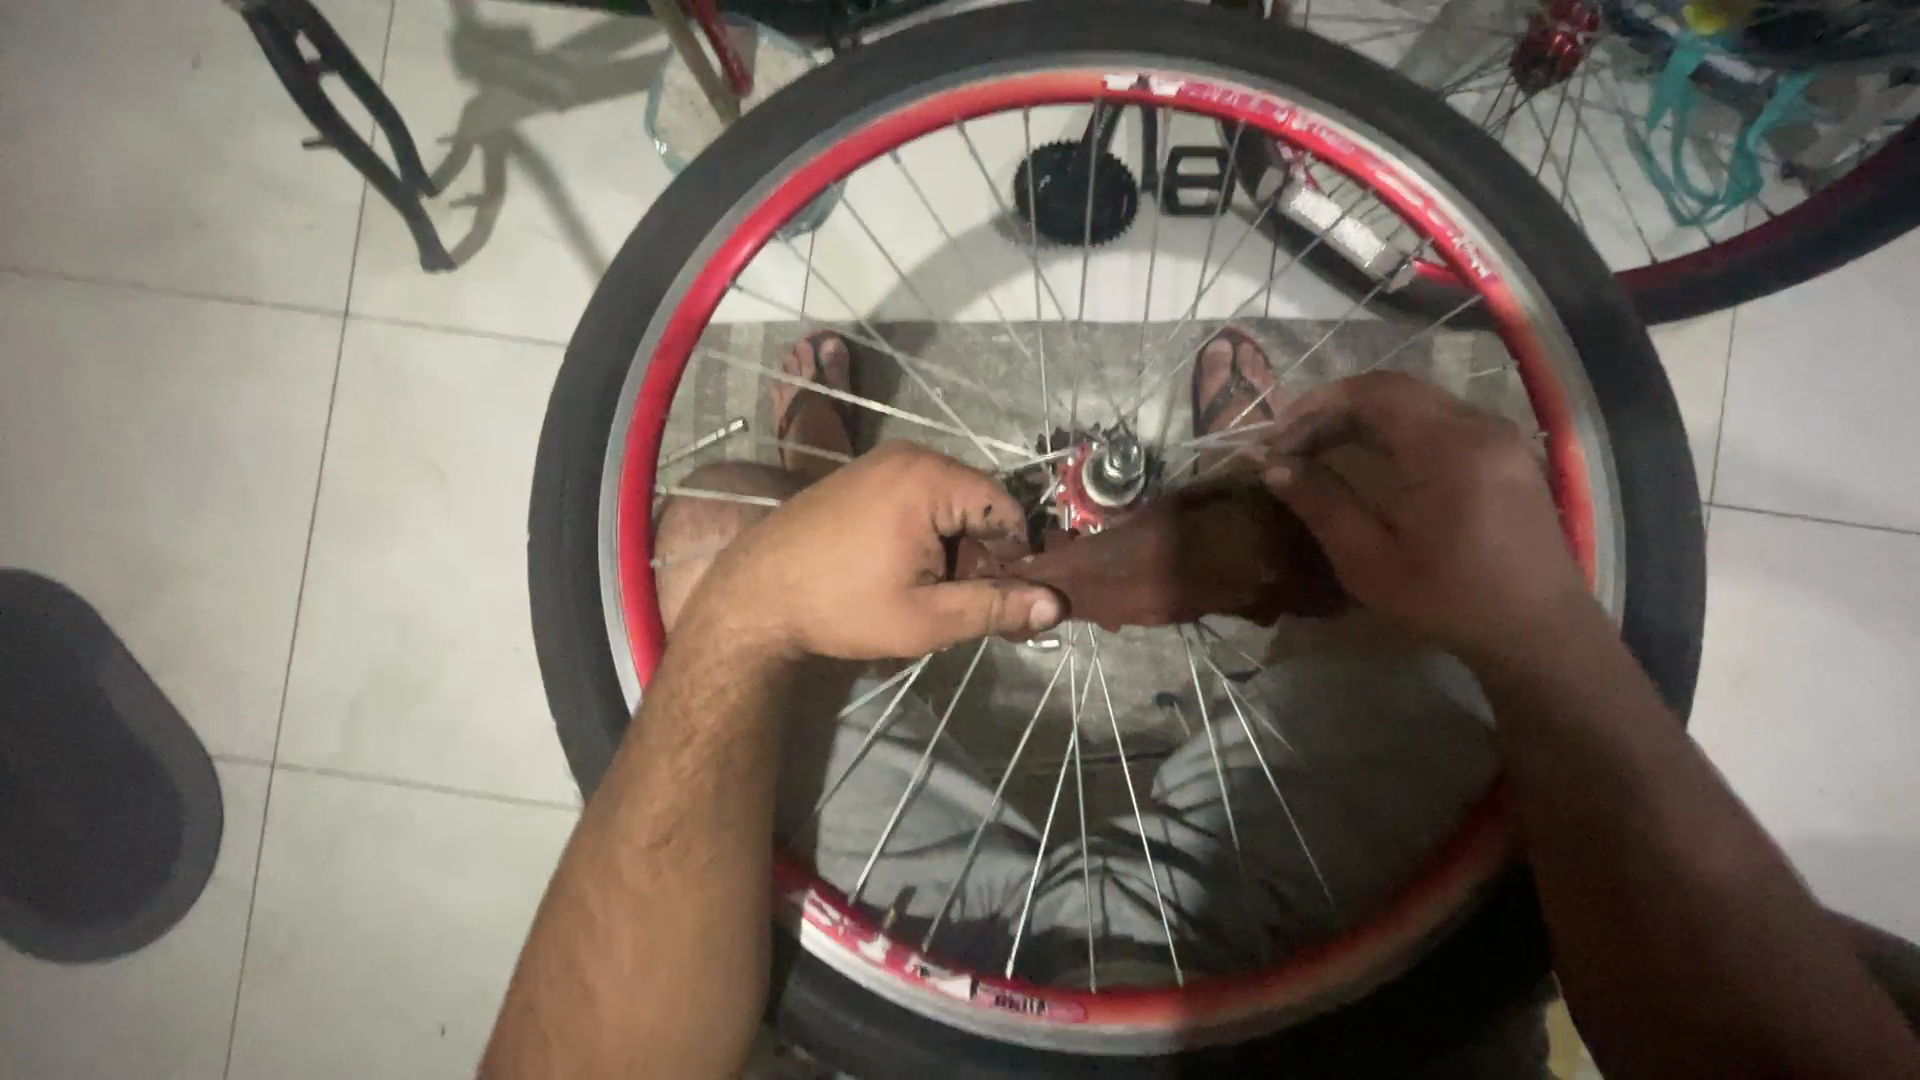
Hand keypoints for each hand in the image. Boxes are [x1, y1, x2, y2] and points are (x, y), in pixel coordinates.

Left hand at [687, 441, 1064, 660]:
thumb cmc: (842, 607)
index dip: (1015, 554)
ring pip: (948, 498)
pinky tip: (902, 565)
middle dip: (981, 549)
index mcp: (930, 478)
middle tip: (960, 596)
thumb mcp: (926, 618)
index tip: (1000, 595)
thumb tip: (1059, 603)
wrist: (754, 596)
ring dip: (952, 542)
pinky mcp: (861, 474)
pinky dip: (925, 528)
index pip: (1007, 507)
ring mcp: (880, 461)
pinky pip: (916, 494)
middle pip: (977, 499)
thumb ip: (995, 606)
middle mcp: (909, 455)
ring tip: (929, 586)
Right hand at [1259, 372, 1594, 658]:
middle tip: (1292, 443)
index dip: (1316, 407)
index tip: (1278, 441)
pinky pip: (1439, 418)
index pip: (1372, 393)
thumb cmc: (1448, 599)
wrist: (1537, 629)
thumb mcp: (1369, 561)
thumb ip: (1322, 505)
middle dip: (1334, 409)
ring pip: (1417, 400)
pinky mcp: (1505, 452)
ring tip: (1321, 449)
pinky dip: (1394, 427)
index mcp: (1447, 448)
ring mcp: (1499, 436)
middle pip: (1394, 389)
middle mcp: (1479, 426)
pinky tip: (1369, 459)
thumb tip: (1275, 468)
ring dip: (1362, 416)